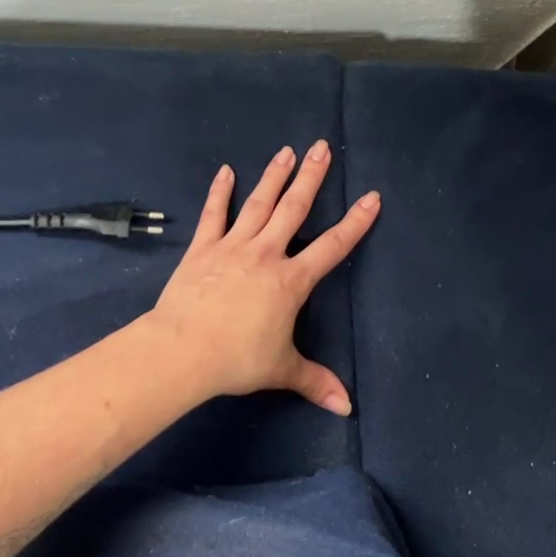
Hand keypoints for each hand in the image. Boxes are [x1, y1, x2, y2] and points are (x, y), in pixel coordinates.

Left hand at [145, 140, 381, 414]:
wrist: (183, 350)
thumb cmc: (236, 359)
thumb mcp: (282, 370)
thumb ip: (315, 381)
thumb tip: (346, 408)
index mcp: (291, 280)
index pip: (332, 247)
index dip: (355, 223)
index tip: (372, 197)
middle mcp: (266, 254)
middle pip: (294, 209)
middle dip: (311, 177)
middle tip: (322, 147)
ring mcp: (232, 247)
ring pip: (259, 204)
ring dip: (274, 176)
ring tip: (286, 151)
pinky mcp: (202, 249)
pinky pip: (214, 214)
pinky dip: (221, 192)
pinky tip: (226, 171)